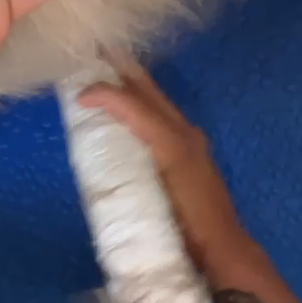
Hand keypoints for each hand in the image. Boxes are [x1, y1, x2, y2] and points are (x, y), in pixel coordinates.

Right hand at [77, 63, 257, 274]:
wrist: (223, 250)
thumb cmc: (184, 228)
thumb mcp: (148, 200)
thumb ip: (122, 178)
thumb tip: (104, 174)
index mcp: (171, 142)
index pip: (135, 105)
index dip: (106, 94)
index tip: (78, 95)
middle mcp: (183, 133)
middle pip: (150, 92)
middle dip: (123, 71)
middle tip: (98, 52)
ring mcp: (191, 141)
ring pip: (158, 102)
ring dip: (133, 85)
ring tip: (110, 72)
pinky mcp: (192, 152)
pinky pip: (163, 116)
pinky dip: (143, 104)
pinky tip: (130, 110)